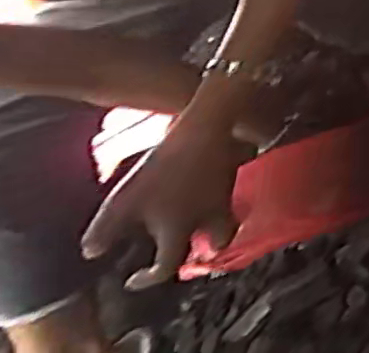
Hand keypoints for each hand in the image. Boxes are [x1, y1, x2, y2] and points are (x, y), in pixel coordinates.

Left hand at [81, 115, 243, 289]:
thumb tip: (94, 253)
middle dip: (212, 249)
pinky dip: (216, 207)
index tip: (132, 279)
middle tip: (195, 251)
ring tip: (198, 226)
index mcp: (180, 229)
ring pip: (229, 219)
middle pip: (222, 240)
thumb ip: (103, 234)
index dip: (148, 278)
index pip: (168, 266)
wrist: (202, 134)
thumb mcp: (121, 205)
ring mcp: (225, 195)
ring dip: (217, 228)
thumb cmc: (161, 172)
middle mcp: (210, 216)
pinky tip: (199, 200)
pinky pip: (226, 201)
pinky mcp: (230, 178)